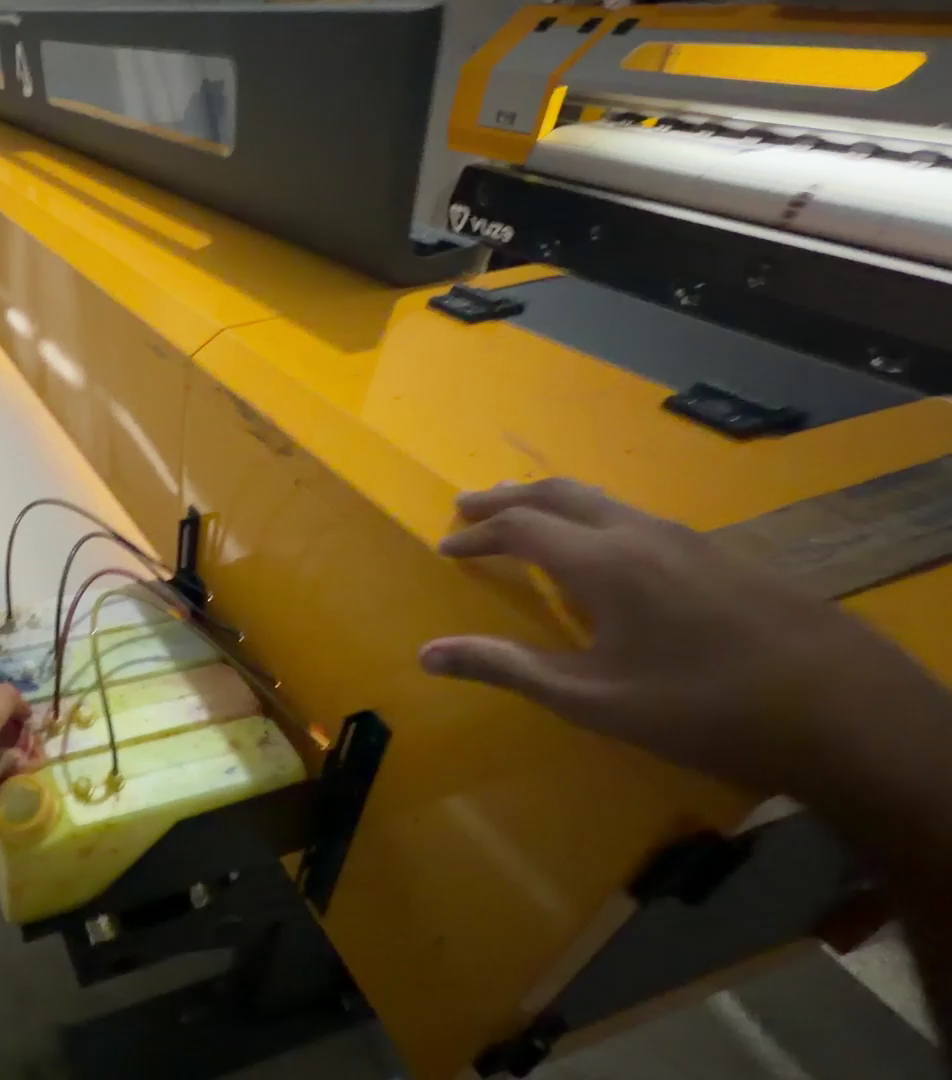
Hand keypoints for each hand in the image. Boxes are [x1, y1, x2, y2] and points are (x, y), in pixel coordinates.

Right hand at [418, 479, 947, 794]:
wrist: (856, 718)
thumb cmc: (704, 709)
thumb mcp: (592, 699)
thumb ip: (506, 667)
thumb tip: (426, 653)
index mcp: (604, 563)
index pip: (520, 527)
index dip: (476, 533)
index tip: (446, 547)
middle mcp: (642, 535)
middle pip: (561, 494)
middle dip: (507, 497)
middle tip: (468, 505)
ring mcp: (691, 541)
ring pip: (605, 501)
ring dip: (552, 503)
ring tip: (525, 517)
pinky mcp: (726, 556)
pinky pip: (638, 518)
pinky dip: (594, 519)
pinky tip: (602, 552)